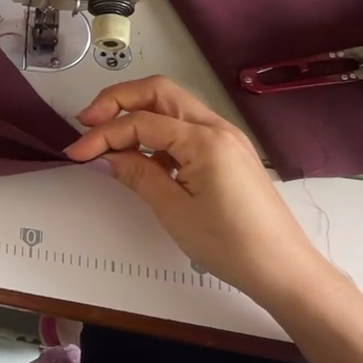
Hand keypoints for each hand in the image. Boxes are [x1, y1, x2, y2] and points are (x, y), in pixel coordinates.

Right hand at [63, 76, 332, 304]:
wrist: (285, 271)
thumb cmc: (232, 245)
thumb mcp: (174, 211)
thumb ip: (138, 175)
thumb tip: (106, 157)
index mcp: (205, 140)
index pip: (140, 122)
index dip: (102, 134)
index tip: (76, 153)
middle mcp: (217, 128)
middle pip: (158, 91)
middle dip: (117, 100)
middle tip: (87, 122)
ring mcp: (224, 138)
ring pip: (170, 104)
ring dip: (135, 112)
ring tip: (106, 137)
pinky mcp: (226, 152)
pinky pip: (183, 126)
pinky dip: (154, 130)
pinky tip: (139, 155)